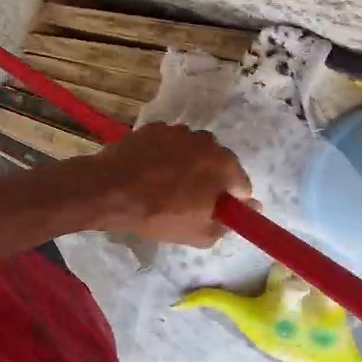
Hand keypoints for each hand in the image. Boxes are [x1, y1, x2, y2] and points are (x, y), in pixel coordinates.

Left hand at [87, 123, 253, 246]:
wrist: (108, 190)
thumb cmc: (158, 214)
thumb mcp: (201, 233)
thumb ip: (231, 221)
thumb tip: (253, 207)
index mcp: (224, 164)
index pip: (241, 185)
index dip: (232, 201)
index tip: (216, 212)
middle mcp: (205, 141)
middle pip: (218, 163)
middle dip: (211, 180)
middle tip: (191, 200)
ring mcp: (177, 131)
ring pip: (193, 151)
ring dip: (188, 165)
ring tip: (166, 185)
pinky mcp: (153, 128)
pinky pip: (169, 144)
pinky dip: (165, 155)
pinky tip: (150, 170)